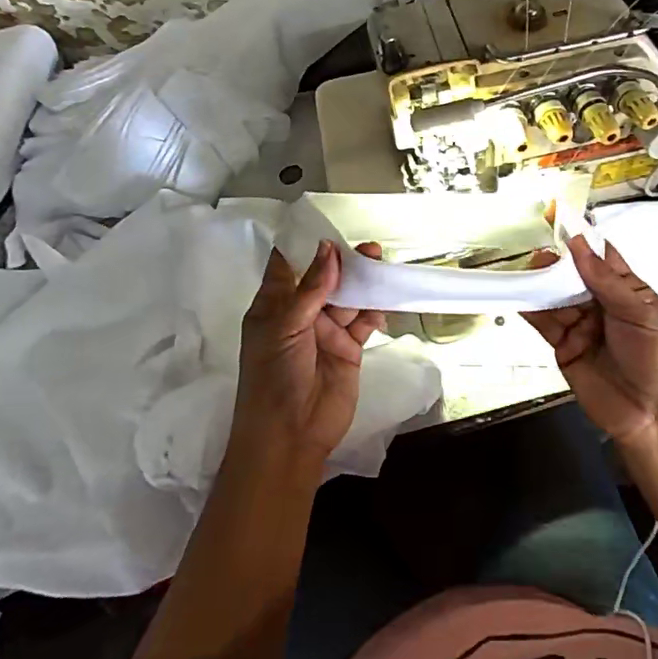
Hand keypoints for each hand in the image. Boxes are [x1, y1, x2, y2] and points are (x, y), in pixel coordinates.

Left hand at [233, 240, 386, 461]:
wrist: (290, 435)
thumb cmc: (274, 376)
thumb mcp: (286, 327)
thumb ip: (310, 288)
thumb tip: (328, 249)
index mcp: (273, 305)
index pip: (287, 266)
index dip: (304, 246)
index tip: (325, 224)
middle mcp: (300, 314)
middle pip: (324, 279)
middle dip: (343, 263)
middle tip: (367, 249)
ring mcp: (325, 332)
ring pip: (347, 299)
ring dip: (362, 284)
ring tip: (379, 266)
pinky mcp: (348, 349)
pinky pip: (363, 323)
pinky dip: (374, 312)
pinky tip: (383, 301)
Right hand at [523, 238, 657, 444]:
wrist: (652, 418)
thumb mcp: (641, 314)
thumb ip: (606, 281)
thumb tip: (578, 244)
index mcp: (627, 290)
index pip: (602, 258)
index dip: (583, 242)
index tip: (561, 224)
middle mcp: (601, 303)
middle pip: (572, 275)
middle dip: (556, 264)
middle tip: (539, 254)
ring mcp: (581, 324)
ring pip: (554, 296)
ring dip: (540, 284)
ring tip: (525, 272)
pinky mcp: (563, 345)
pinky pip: (543, 322)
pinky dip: (529, 308)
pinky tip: (518, 294)